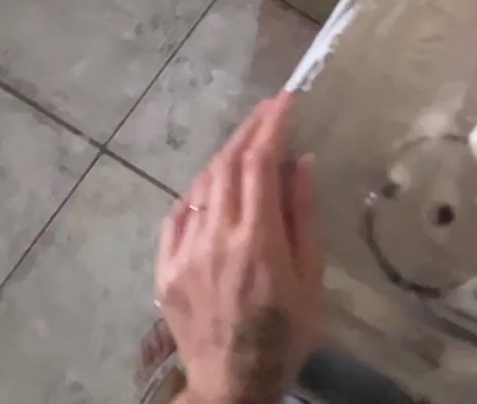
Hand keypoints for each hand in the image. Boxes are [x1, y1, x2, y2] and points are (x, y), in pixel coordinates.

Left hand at [157, 94, 323, 403]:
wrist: (232, 387)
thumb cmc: (285, 333)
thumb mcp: (311, 278)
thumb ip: (303, 216)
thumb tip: (301, 161)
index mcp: (257, 240)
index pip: (260, 163)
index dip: (273, 124)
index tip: (287, 100)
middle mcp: (216, 238)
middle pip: (228, 163)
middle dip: (250, 128)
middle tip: (270, 108)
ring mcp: (185, 253)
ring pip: (202, 183)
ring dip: (226, 154)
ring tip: (248, 141)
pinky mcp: (165, 268)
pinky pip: (179, 213)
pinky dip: (200, 188)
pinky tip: (215, 183)